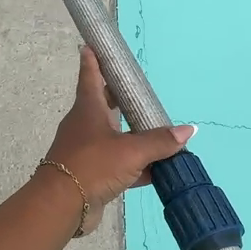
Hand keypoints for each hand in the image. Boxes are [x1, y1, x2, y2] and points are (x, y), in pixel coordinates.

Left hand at [41, 46, 195, 233]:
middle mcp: (85, 124)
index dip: (93, 60)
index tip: (91, 44)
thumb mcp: (130, 151)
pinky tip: (157, 171)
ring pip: (113, 135)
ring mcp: (87, 149)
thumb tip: (188, 130)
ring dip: (132, 134)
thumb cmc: (92, 165)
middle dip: (118, 95)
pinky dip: (135, 165)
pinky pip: (117, 163)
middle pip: (103, 103)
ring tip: (157, 131)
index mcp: (88, 109)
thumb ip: (159, 142)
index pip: (91, 76)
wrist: (62, 205)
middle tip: (137, 88)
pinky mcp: (92, 173)